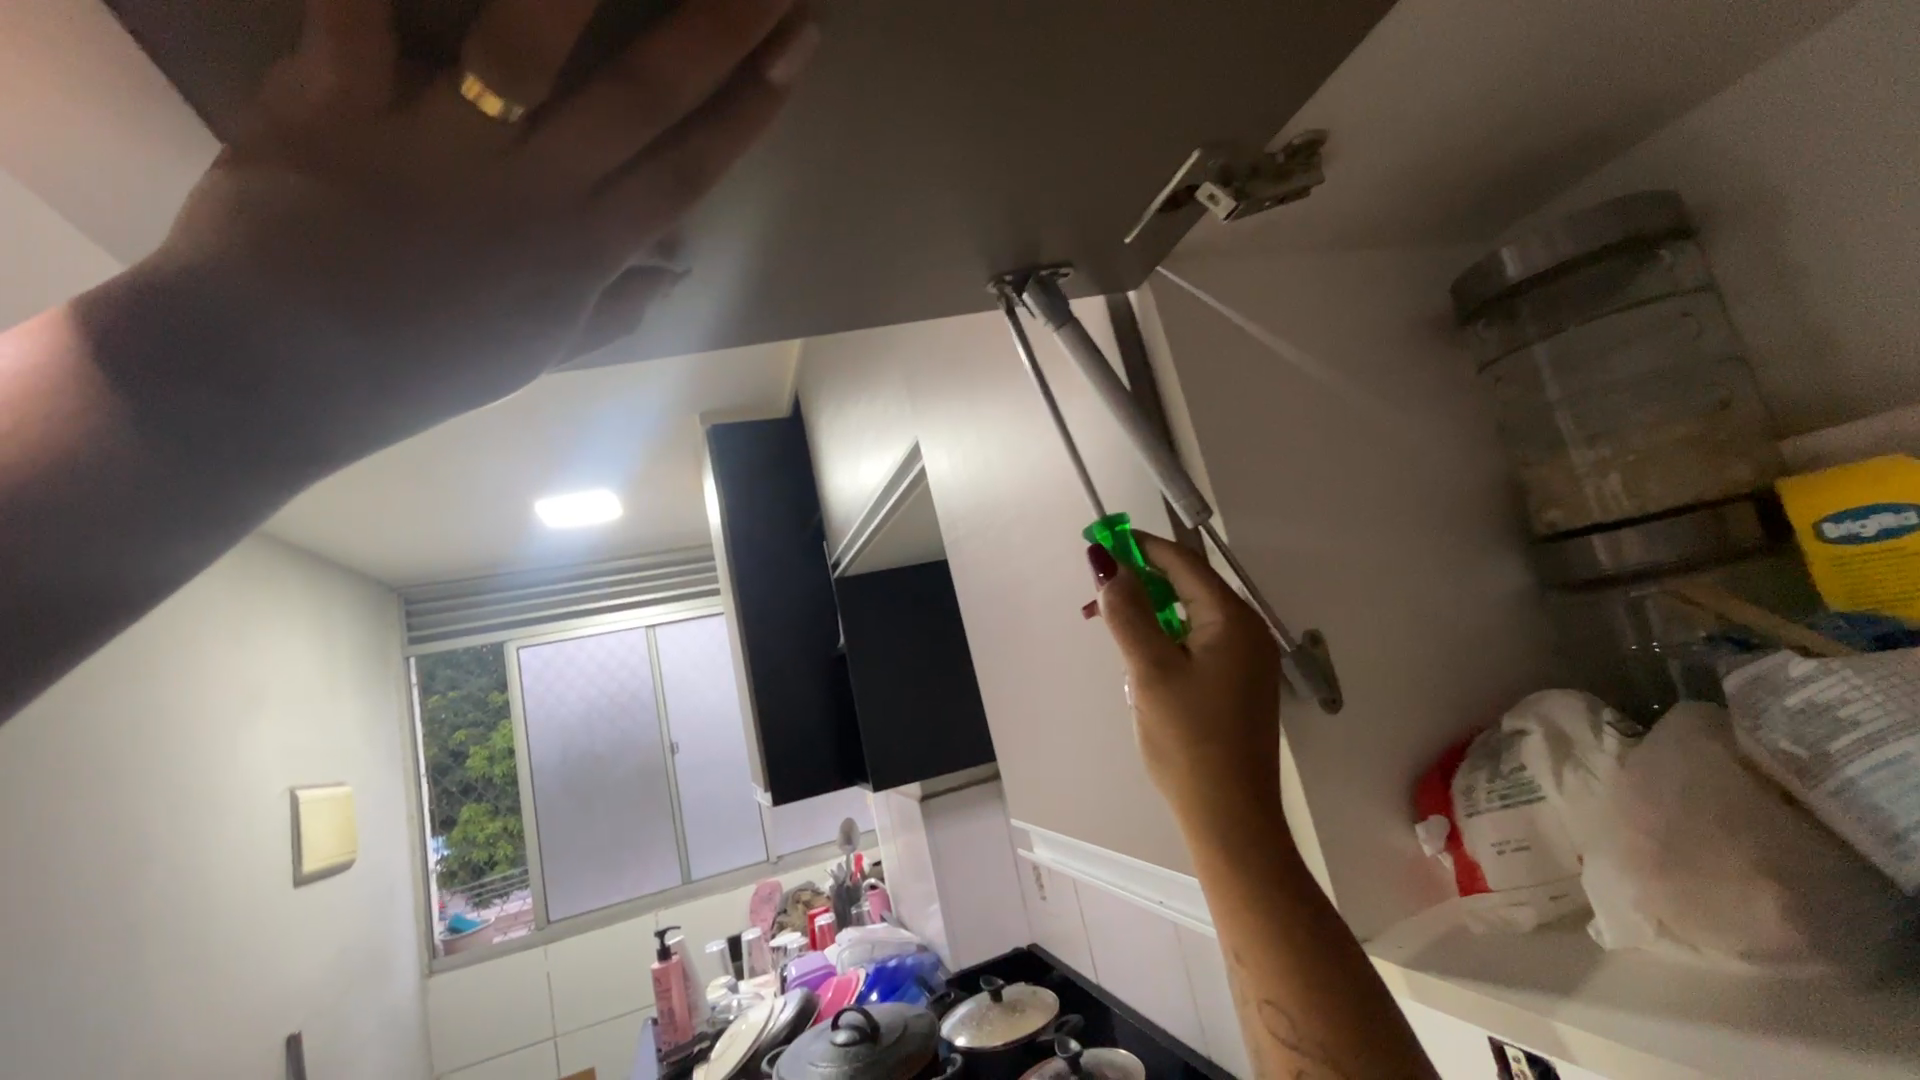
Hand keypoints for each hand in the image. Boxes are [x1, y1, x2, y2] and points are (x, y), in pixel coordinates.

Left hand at [88, 0, 817, 476]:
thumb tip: (677, 267)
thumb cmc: (426, 367)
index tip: (799, 43)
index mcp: (586, 251)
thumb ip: (616, 306)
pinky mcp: (337, 112)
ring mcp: (441, 151)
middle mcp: (536, 195)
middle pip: (642, 97)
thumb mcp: (542, 348)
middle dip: (718, 22)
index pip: (690, 166)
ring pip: (519, 44)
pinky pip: (356, 18)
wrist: (284, 380)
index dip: (750, 103)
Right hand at [1089, 534, 1283, 817]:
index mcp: (1232, 620)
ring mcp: (1246, 661)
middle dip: (1140, 585)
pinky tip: (1142, 666)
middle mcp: (1247, 632)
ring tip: (1112, 634)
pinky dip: (1165, 642)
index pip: (1182, 563)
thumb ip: (1127, 613)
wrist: (1230, 817)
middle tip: (1094, 601)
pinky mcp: (1238, 686)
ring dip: (1149, 616)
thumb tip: (1106, 564)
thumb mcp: (1149, 671)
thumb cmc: (1188, 740)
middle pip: (1188, 588)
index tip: (1099, 543)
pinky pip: (1197, 645)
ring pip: (1189, 618)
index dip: (1140, 547)